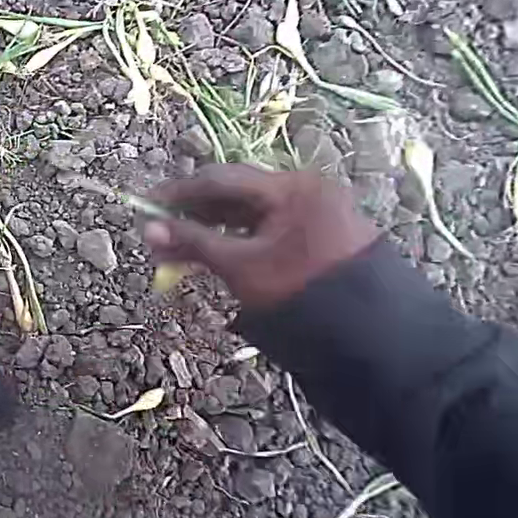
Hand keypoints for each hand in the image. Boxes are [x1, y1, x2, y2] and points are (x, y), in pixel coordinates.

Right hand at [141, 164, 378, 309]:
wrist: (372, 338)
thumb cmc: (301, 292)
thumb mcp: (240, 265)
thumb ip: (192, 242)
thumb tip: (148, 229)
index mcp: (292, 187)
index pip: (221, 179)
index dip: (178, 193)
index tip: (145, 205)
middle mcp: (303, 190)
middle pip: (233, 194)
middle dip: (191, 214)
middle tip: (157, 233)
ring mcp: (310, 213)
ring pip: (245, 213)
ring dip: (208, 228)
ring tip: (174, 250)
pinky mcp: (311, 236)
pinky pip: (261, 229)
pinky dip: (232, 239)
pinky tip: (205, 253)